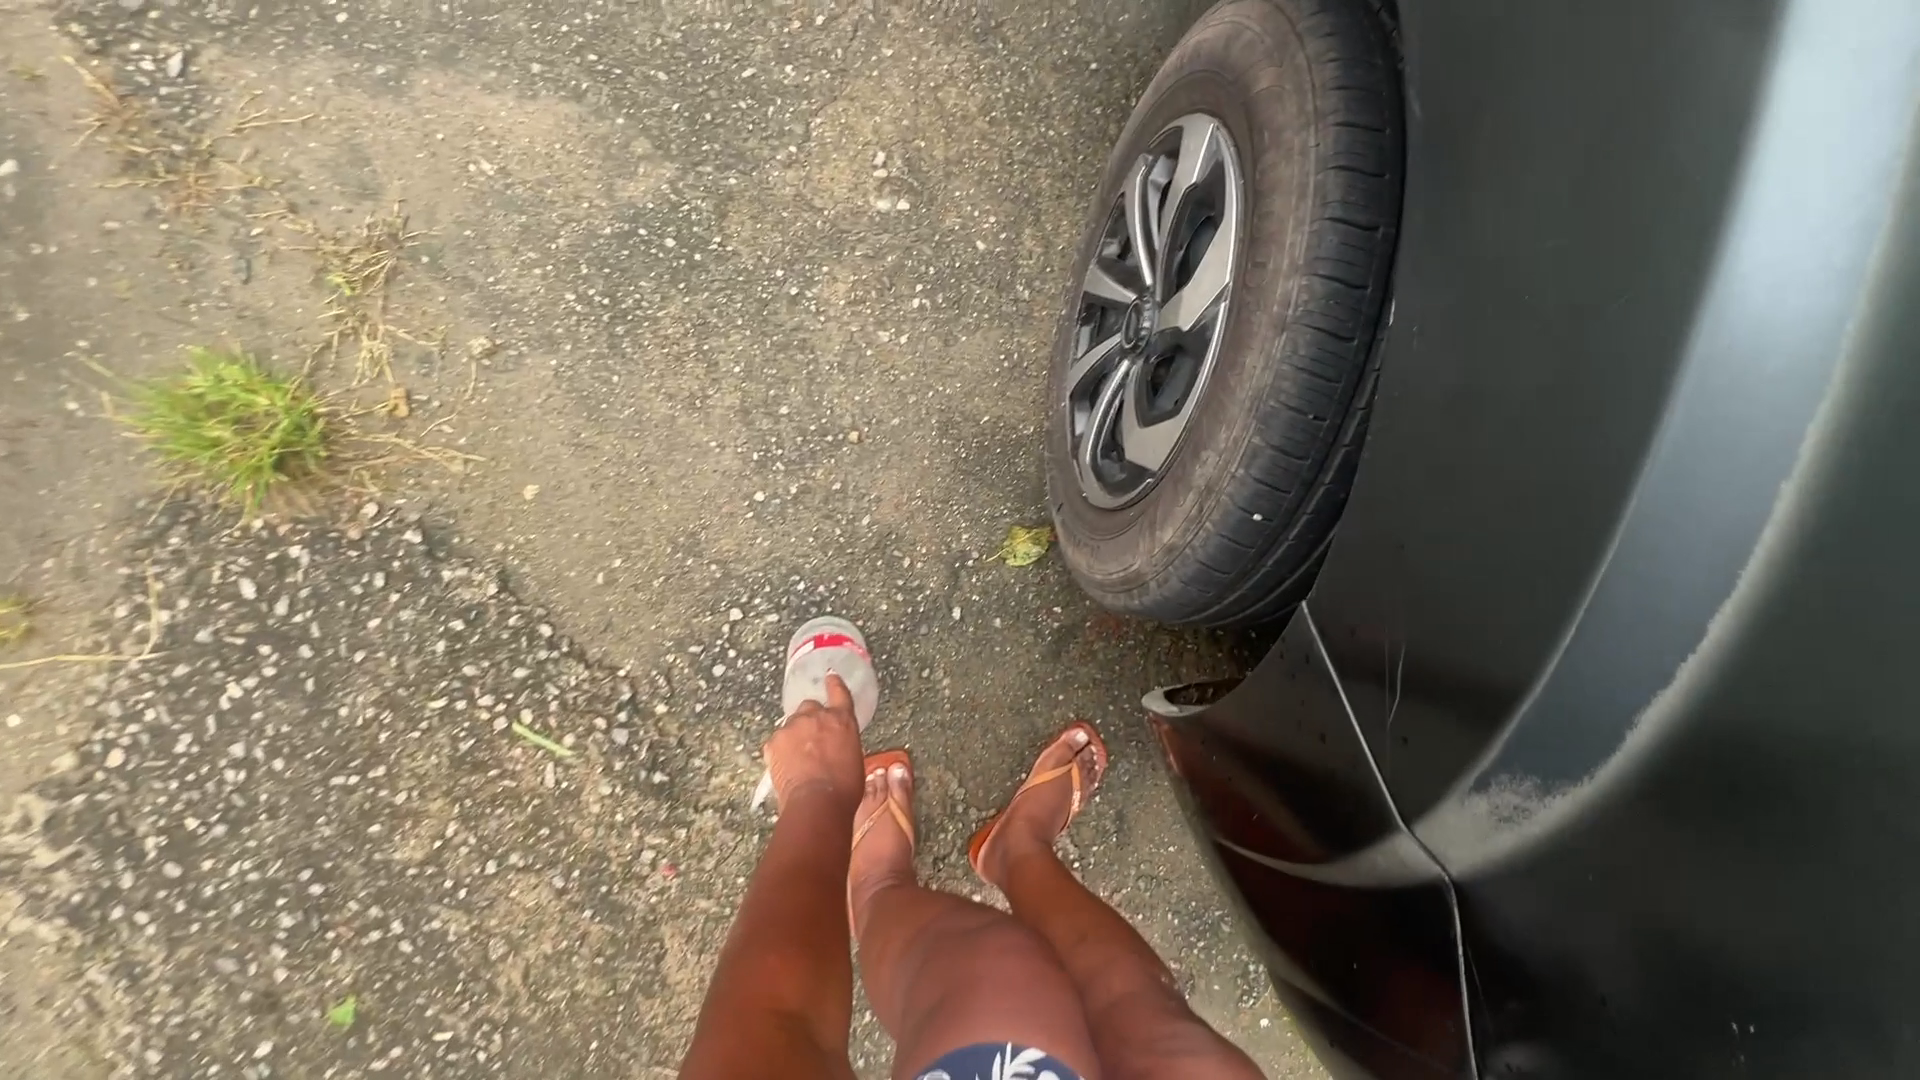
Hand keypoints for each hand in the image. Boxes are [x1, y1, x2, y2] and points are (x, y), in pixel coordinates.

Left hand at [765, 674, 863, 809]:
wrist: (817, 802)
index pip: (839, 692)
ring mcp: (793, 727)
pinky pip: (777, 741)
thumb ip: (843, 743)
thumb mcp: (854, 759)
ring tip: (799, 760)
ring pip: (791, 725)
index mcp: (842, 720)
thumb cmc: (843, 788)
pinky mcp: (774, 741)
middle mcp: (817, 717)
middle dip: (810, 720)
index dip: (834, 684)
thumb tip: (835, 747)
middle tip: (812, 741)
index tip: (830, 677)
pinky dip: (780, 751)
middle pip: (809, 707)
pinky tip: (787, 768)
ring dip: (794, 736)